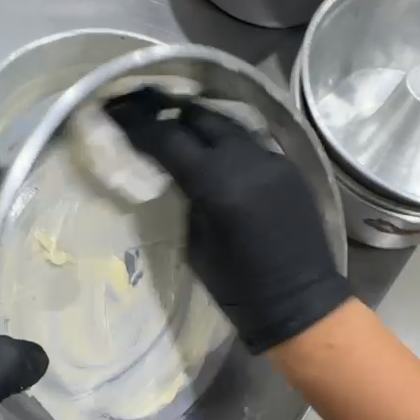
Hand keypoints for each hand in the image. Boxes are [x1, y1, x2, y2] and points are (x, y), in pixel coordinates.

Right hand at [105, 88, 351, 352]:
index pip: (169, 138)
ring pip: (229, 126)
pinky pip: (251, 143)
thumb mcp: (196, 248)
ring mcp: (272, 159)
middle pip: (200, 119)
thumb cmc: (240, 290)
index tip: (119, 119)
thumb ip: (183, 202)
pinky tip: (217, 153)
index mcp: (217, 185)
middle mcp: (246, 160)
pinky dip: (229, 143)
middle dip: (171, 118)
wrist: (300, 301)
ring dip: (202, 127)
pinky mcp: (289, 167)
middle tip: (148, 121)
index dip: (140, 127)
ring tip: (180, 132)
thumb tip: (169, 175)